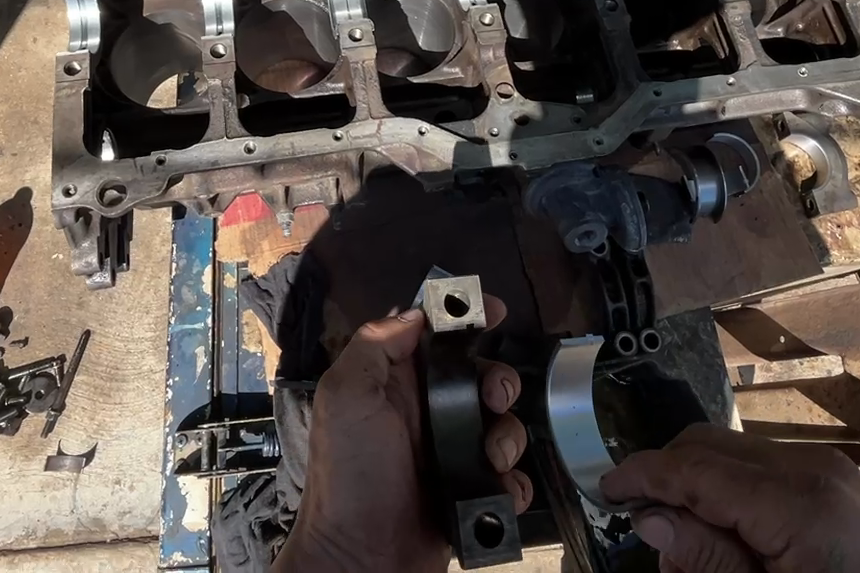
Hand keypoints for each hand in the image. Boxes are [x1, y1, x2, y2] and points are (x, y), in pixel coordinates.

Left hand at [274, 301, 531, 572]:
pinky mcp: (471, 492)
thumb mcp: (345, 396)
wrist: (361, 562)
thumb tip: (416, 313)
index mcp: (397, 381)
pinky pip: (509, 476)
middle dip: (498, 379)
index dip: (466, 318)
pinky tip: (500, 488)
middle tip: (494, 397)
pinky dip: (513, 480)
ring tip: (493, 455)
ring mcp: (452, 453)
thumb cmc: (350, 471)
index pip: (436, 336)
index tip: (496, 311)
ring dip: (508, 433)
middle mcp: (427, 411)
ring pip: (500, 424)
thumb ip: (376, 346)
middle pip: (480, 376)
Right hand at [600, 424, 859, 572]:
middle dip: (667, 477)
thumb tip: (650, 517)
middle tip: (649, 530)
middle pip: (707, 445)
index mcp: (799, 504)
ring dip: (697, 483)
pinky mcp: (836, 479)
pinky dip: (730, 489)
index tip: (604, 490)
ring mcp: (827, 468)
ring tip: (693, 545)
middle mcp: (811, 468)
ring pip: (730, 450)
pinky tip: (731, 535)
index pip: (695, 468)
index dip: (643, 475)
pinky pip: (761, 466)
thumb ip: (712, 561)